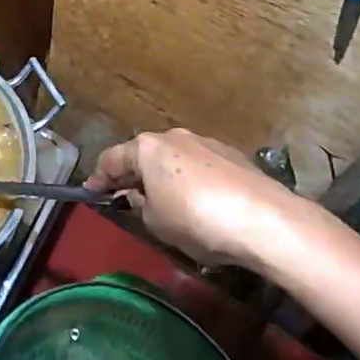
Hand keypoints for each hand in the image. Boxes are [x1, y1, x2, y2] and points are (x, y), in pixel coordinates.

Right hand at [83, 129, 304, 268]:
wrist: (267, 221)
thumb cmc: (197, 219)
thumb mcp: (156, 222)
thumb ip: (141, 207)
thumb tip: (142, 198)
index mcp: (146, 148)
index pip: (111, 160)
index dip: (99, 179)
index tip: (92, 192)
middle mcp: (174, 137)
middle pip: (145, 156)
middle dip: (135, 176)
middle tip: (128, 197)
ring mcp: (208, 144)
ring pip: (176, 161)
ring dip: (168, 179)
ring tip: (170, 204)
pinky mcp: (236, 158)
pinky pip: (204, 170)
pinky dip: (195, 184)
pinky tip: (204, 207)